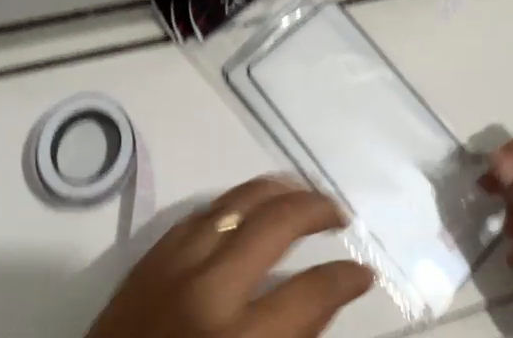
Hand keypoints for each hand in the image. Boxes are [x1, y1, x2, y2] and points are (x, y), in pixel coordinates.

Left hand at [86, 176, 374, 337]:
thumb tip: (322, 300)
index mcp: (238, 337)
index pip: (311, 291)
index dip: (346, 278)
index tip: (363, 273)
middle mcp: (208, 290)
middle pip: (277, 223)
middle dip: (318, 210)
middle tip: (340, 215)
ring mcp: (173, 266)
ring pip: (236, 202)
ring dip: (277, 190)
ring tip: (302, 193)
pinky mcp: (148, 258)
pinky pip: (199, 213)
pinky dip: (232, 204)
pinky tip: (249, 207)